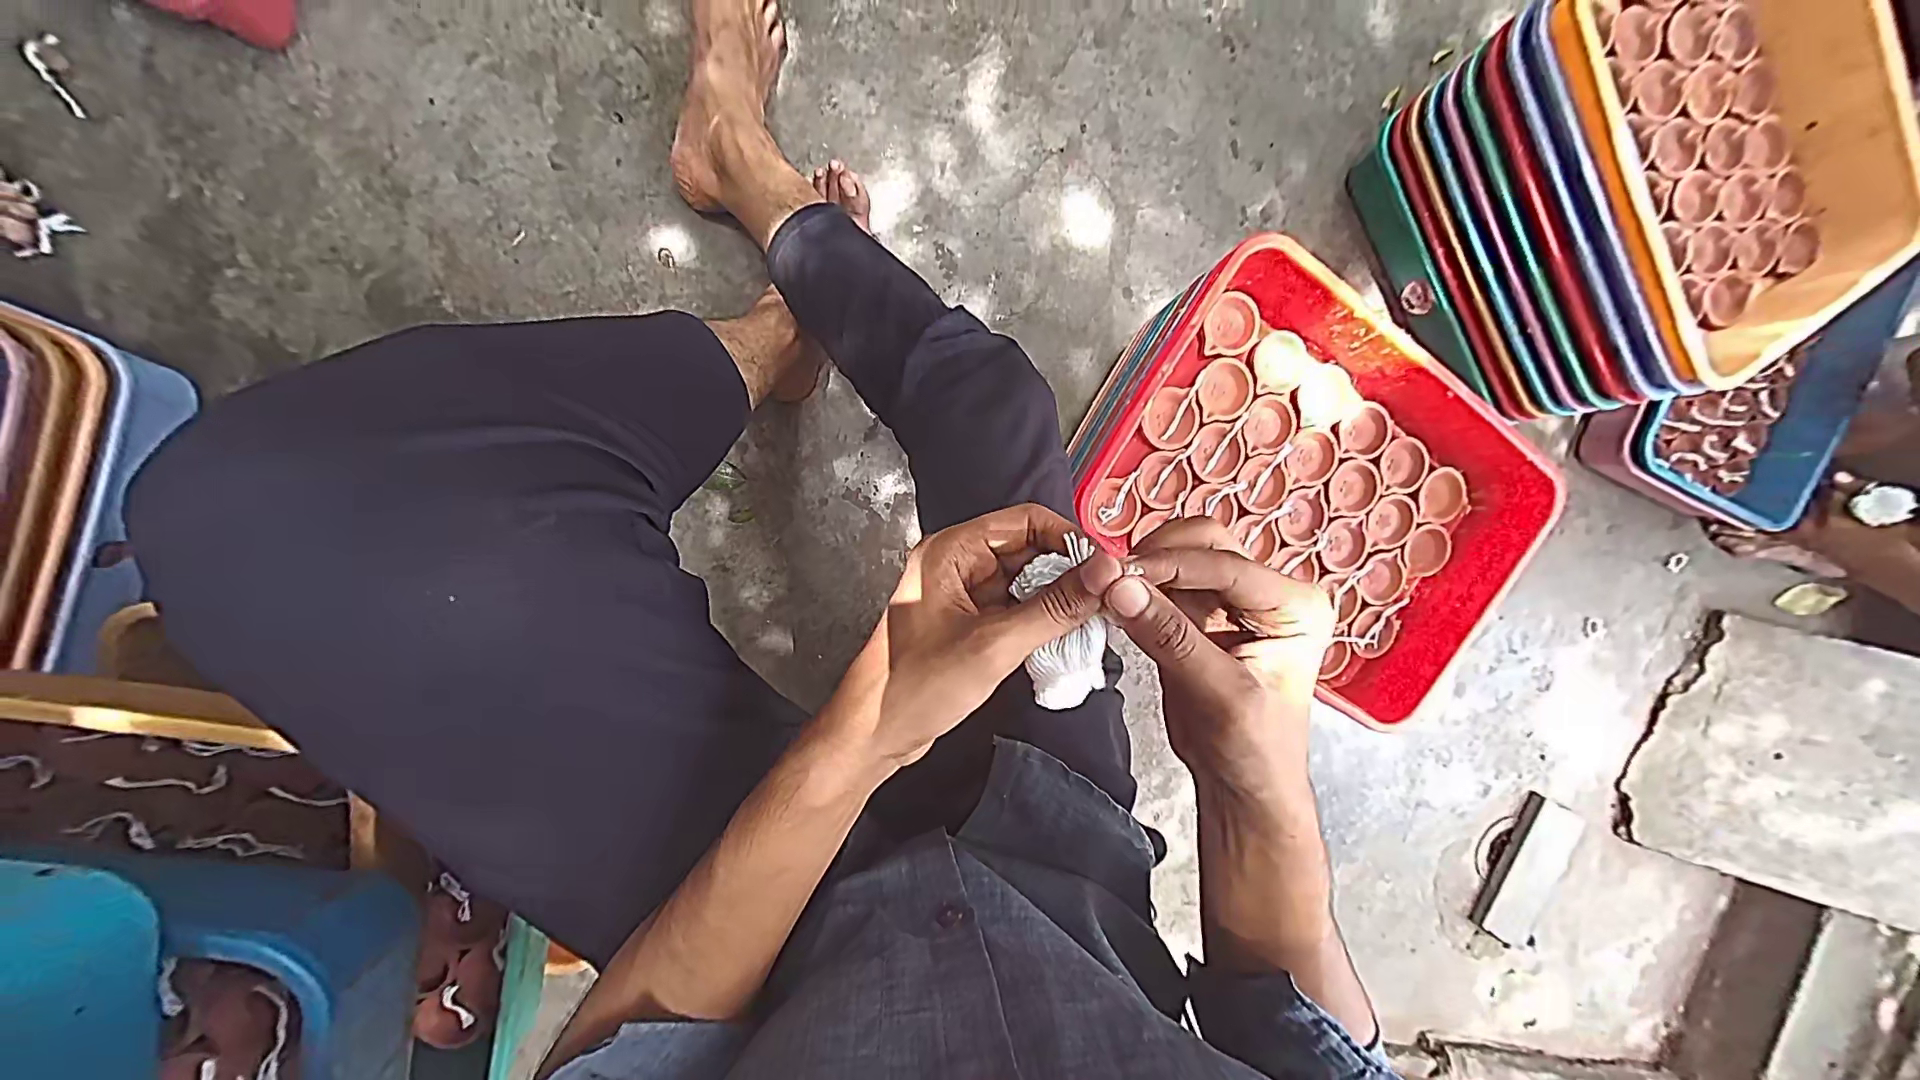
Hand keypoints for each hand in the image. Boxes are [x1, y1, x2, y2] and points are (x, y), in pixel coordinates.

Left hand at [824, 504, 1107, 769]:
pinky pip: (1016, 606)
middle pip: (1028, 549)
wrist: (875, 732)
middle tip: (1103, 596)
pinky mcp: (970, 621)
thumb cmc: (911, 687)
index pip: (1024, 520)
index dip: (1068, 538)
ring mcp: (963, 594)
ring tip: (1088, 618)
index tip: (1102, 565)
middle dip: (1067, 571)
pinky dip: (1041, 617)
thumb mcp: (993, 645)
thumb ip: (1052, 608)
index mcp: (950, 552)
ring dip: (1057, 597)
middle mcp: (956, 565)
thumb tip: (1099, 577)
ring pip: (1025, 580)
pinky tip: (1063, 635)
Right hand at [1096, 519, 1333, 799]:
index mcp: (1295, 606)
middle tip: (1116, 578)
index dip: (1170, 565)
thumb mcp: (1217, 694)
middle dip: (1158, 556)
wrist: (1243, 784)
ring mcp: (1232, 601)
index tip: (1121, 574)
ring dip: (1144, 568)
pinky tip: (1118, 602)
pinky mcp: (1200, 614)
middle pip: (1206, 542)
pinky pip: (1164, 585)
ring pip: (1181, 555)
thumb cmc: (1254, 750)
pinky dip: (1138, 589)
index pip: (1225, 565)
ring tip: (1112, 590)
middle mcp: (1268, 593)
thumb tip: (1122, 586)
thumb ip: (1170, 636)